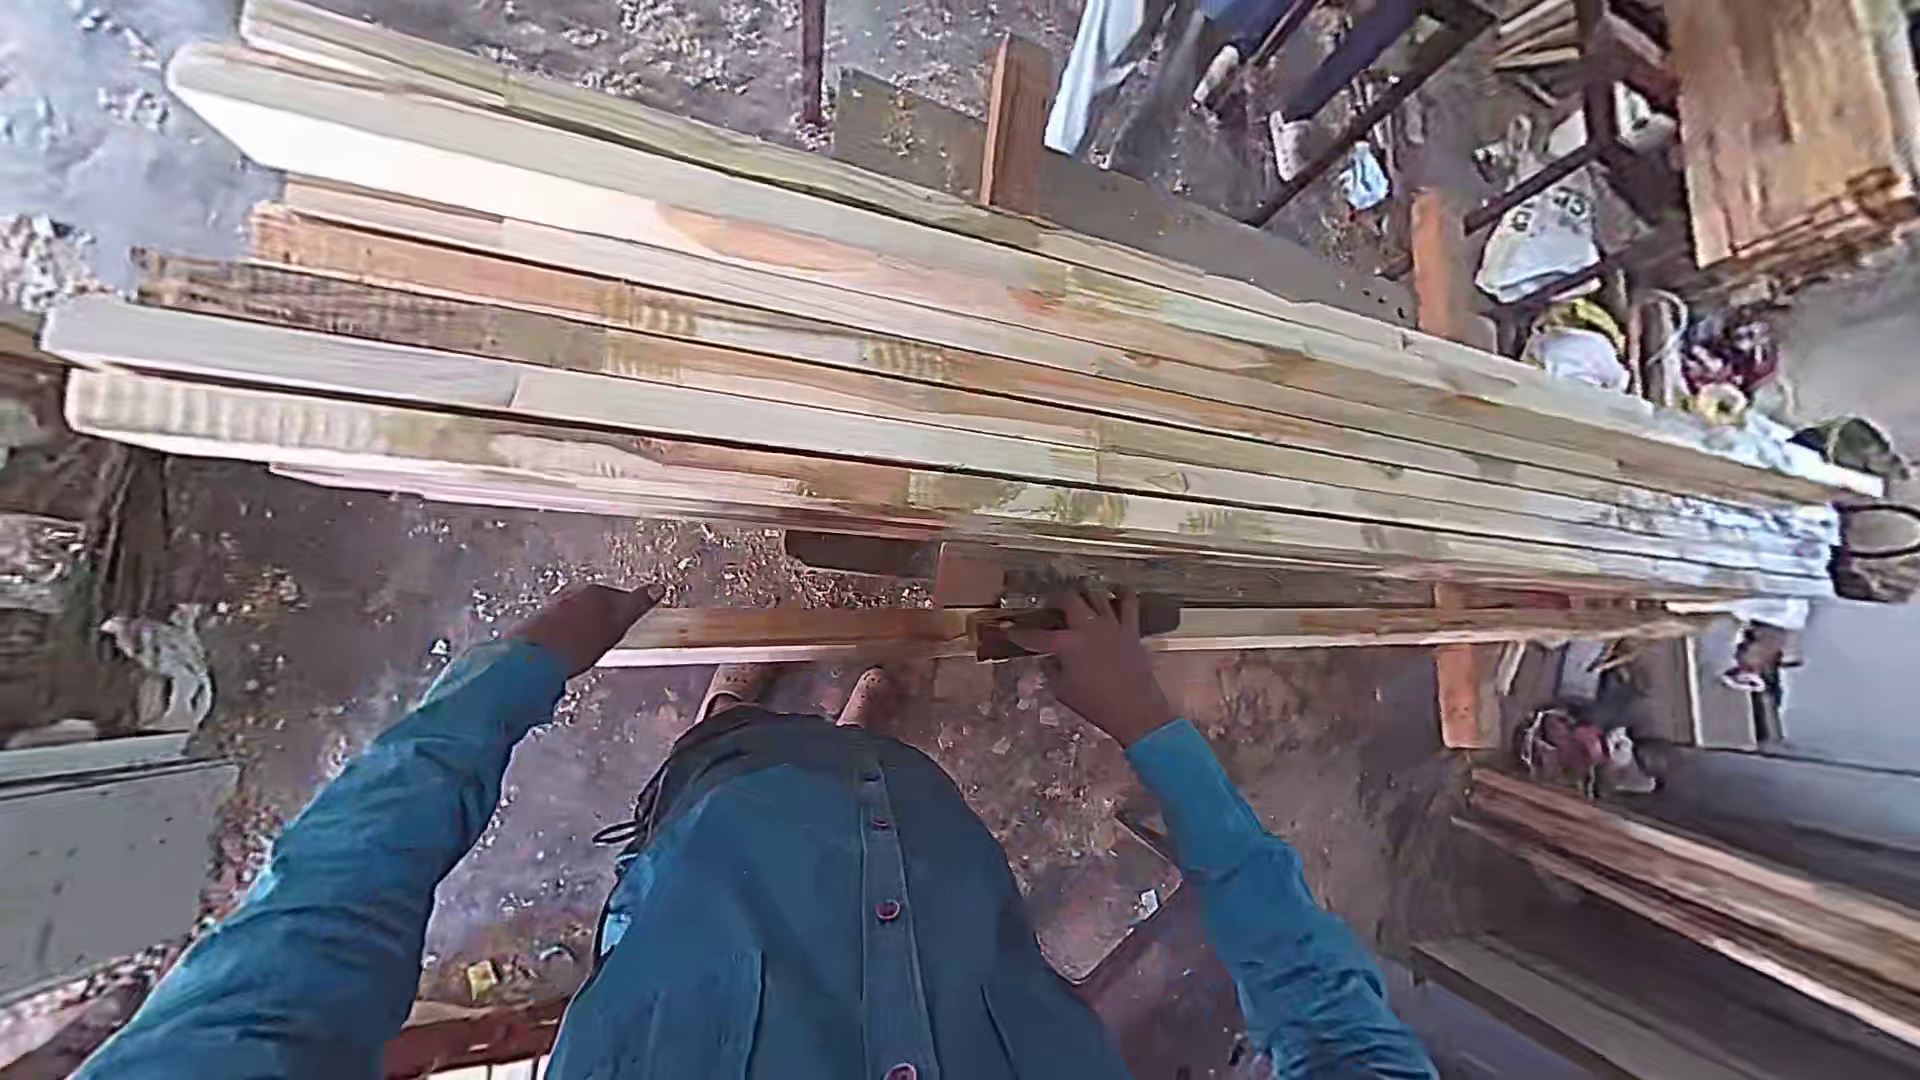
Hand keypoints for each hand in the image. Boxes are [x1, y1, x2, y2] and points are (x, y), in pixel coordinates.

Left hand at [513, 583, 663, 676]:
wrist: (532, 659)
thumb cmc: (579, 641)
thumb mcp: (620, 622)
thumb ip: (640, 603)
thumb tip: (658, 588)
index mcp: (596, 591)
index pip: (621, 596)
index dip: (627, 612)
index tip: (629, 623)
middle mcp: (573, 595)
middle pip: (596, 605)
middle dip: (603, 618)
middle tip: (610, 637)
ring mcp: (552, 610)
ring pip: (576, 616)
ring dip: (583, 628)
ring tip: (589, 648)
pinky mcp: (535, 627)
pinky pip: (559, 629)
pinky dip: (566, 637)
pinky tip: (568, 652)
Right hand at [1007, 589, 1174, 745]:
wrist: (1136, 712)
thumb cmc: (1095, 705)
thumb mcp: (1062, 691)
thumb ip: (1051, 670)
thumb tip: (1047, 659)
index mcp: (1066, 644)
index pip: (1036, 635)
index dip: (1019, 633)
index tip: (1010, 630)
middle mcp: (1087, 627)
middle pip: (1067, 598)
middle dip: (1053, 596)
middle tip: (1048, 600)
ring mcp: (1111, 624)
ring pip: (1095, 594)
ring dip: (1083, 591)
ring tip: (1077, 592)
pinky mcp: (1130, 629)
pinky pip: (1129, 603)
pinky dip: (1123, 594)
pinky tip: (1117, 590)